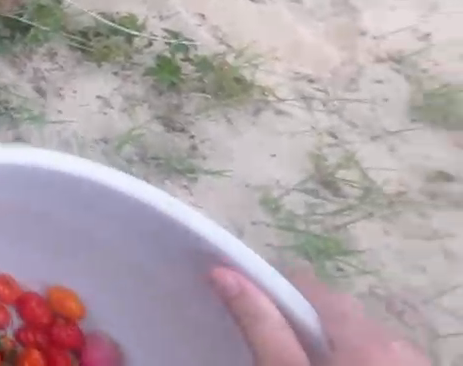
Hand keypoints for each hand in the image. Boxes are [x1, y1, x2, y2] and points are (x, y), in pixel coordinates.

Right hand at [211, 266, 428, 365]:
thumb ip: (259, 322)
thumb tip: (223, 271)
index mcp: (368, 336)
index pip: (307, 284)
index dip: (271, 289)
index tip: (245, 305)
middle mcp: (403, 347)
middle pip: (339, 314)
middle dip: (304, 322)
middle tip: (274, 348)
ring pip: (363, 341)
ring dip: (331, 347)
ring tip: (302, 365)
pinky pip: (382, 362)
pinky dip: (355, 363)